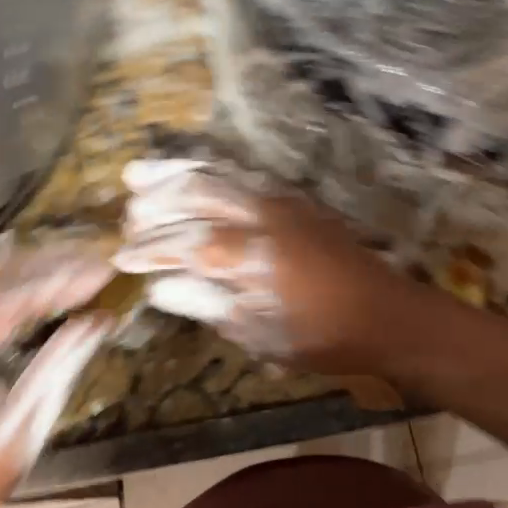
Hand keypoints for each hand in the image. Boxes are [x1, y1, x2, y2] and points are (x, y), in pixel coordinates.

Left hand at [0, 249, 114, 507]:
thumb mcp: (15, 440)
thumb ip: (55, 372)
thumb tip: (96, 324)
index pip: (5, 301)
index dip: (58, 282)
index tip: (102, 273)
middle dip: (42, 267)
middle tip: (92, 261)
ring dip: (20, 273)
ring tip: (69, 265)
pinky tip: (26, 285)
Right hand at [110, 159, 420, 364]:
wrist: (386, 313)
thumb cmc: (322, 337)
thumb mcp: (261, 335)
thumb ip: (208, 305)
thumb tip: (160, 288)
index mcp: (252, 255)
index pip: (185, 244)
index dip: (149, 251)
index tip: (121, 260)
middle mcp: (262, 217)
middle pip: (195, 196)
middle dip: (154, 205)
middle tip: (124, 218)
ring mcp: (279, 201)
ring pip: (216, 175)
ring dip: (173, 175)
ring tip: (137, 175)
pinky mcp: (292, 198)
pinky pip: (240, 174)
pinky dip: (207, 171)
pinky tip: (190, 175)